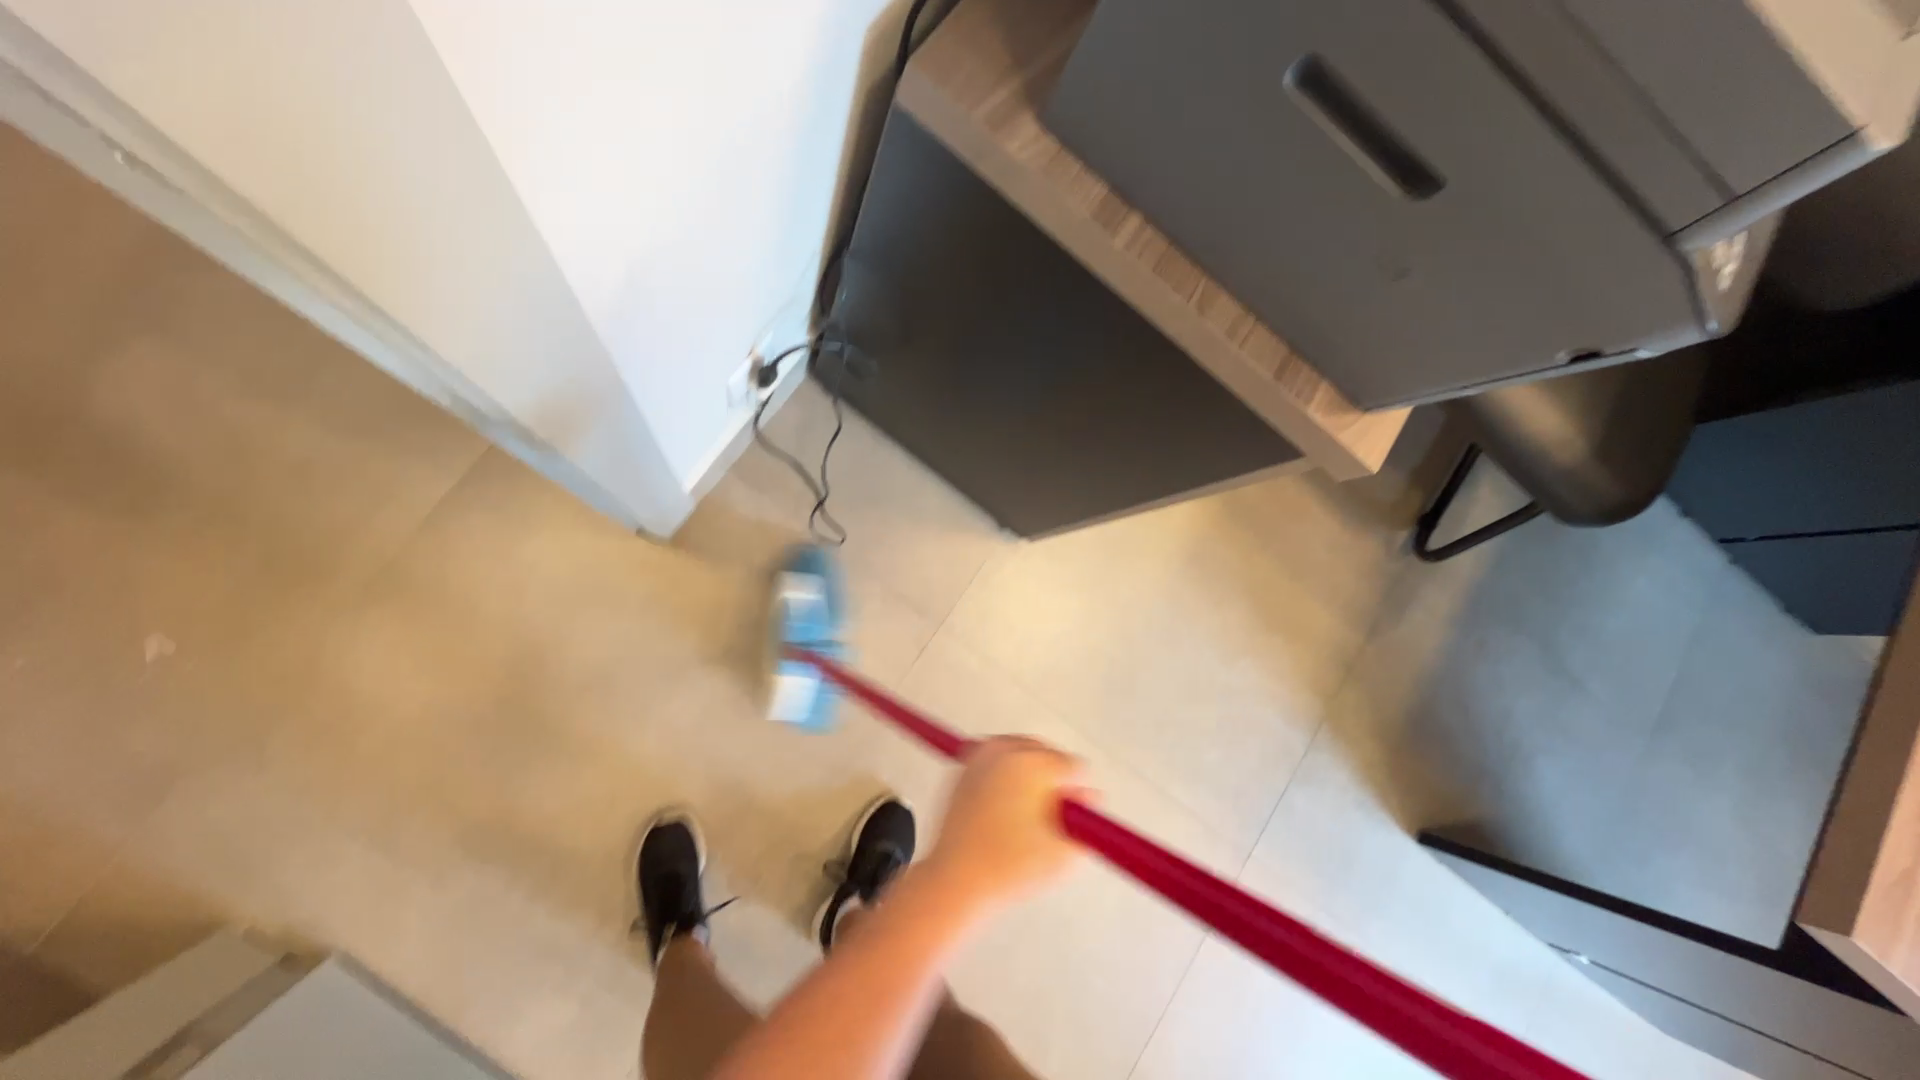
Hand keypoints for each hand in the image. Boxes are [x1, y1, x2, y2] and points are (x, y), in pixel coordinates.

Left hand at [925, 736, 1092, 913]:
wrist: (955, 880)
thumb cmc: (1011, 867)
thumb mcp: (1064, 852)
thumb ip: (1086, 820)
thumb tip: (1090, 797)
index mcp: (1033, 763)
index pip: (1073, 767)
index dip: (1077, 795)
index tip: (1069, 820)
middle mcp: (1005, 749)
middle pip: (1046, 753)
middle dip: (1052, 780)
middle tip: (1048, 818)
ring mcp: (979, 756)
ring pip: (1020, 753)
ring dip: (1029, 775)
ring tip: (1024, 814)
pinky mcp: (961, 768)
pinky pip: (995, 762)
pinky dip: (1004, 775)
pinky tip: (1002, 808)